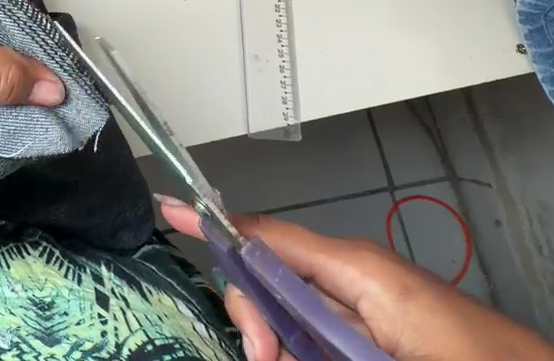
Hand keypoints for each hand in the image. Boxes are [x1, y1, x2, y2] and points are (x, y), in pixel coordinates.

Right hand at [157, 202, 553, 360]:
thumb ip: (313, 339)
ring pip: (294, 316)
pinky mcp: (380, 335)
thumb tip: (268, 342)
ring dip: (283, 345)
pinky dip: (309, 352)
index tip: (170, 207)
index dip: (215, 224)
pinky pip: (324, 334)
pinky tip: (307, 359)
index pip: (266, 237)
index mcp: (355, 270)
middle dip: (256, 320)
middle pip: (270, 280)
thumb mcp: (383, 355)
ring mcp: (370, 308)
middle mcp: (355, 279)